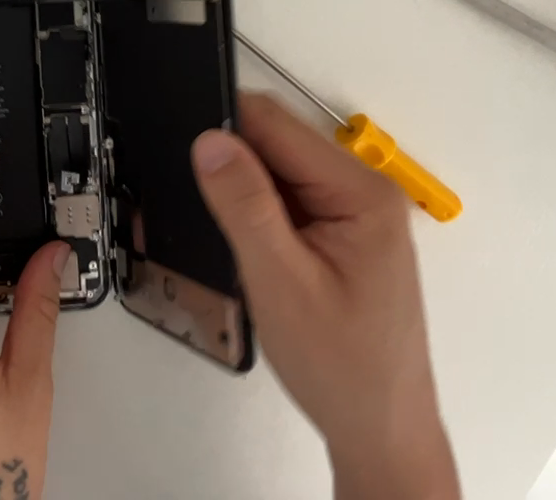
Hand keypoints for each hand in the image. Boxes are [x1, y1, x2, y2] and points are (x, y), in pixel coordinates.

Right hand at [192, 94, 459, 499]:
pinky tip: (238, 236)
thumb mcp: (280, 281)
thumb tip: (209, 140)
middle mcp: (362, 191)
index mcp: (359, 192)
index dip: (224, 124)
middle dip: (230, 157)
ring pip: (275, 168)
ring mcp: (351, 212)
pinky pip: (284, 197)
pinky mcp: (338, 232)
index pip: (276, 124)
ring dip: (239, 184)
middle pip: (276, 141)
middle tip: (190, 192)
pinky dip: (253, 207)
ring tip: (212, 219)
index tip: (177, 140)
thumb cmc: (339, 364)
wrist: (379, 432)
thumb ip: (243, 204)